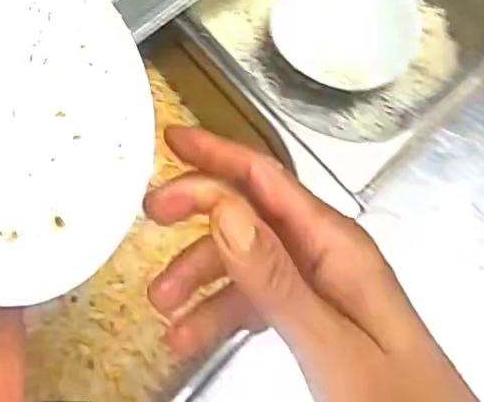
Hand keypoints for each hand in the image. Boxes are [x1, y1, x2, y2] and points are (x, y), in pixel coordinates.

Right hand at [144, 127, 476, 401]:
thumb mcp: (330, 345)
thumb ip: (276, 278)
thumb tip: (224, 206)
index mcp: (334, 242)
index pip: (264, 178)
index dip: (216, 152)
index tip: (171, 139)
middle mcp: (326, 251)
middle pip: (251, 211)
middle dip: (199, 210)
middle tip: (149, 216)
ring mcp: (322, 284)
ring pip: (249, 258)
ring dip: (203, 275)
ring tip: (161, 306)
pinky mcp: (318, 317)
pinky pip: (260, 297)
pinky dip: (224, 310)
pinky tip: (192, 334)